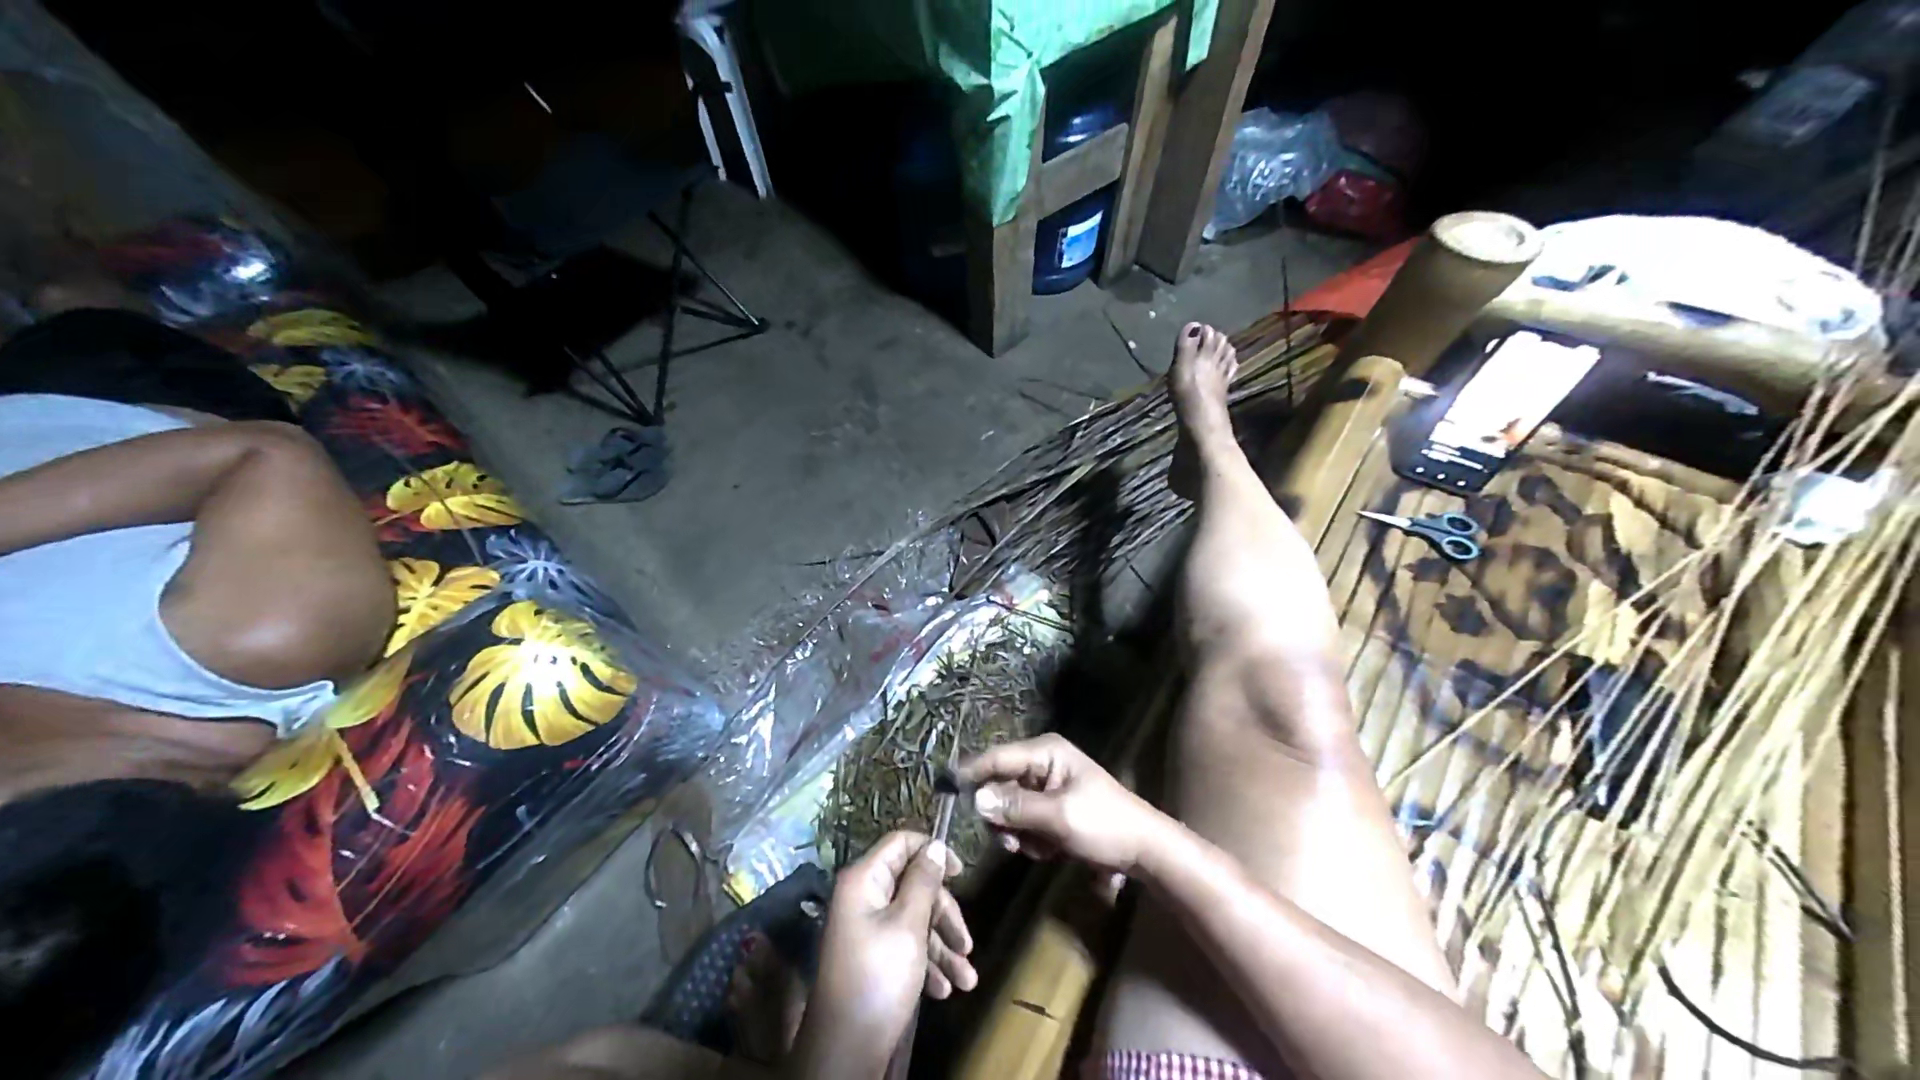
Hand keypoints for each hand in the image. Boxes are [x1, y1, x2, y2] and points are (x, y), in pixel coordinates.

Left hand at [787, 831, 976, 1078]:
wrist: (845, 1051)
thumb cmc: (878, 978)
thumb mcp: (908, 925)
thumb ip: (924, 882)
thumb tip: (936, 845)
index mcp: (864, 880)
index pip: (901, 843)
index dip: (933, 851)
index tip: (961, 873)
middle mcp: (863, 898)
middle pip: (913, 885)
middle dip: (944, 915)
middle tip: (967, 943)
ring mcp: (866, 928)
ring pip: (913, 919)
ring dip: (942, 946)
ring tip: (967, 979)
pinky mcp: (872, 956)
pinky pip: (905, 945)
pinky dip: (927, 963)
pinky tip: (944, 990)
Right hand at [958, 734, 1169, 875]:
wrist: (1144, 851)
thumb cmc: (1104, 825)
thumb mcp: (1059, 817)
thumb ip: (1016, 808)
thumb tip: (976, 800)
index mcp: (1046, 752)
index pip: (997, 757)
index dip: (970, 773)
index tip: (944, 788)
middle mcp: (1042, 763)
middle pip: (999, 785)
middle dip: (1003, 815)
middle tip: (1011, 841)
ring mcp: (1046, 787)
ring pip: (1009, 808)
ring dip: (1018, 832)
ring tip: (1040, 847)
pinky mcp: (1050, 809)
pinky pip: (1024, 822)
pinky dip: (1031, 839)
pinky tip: (1051, 850)